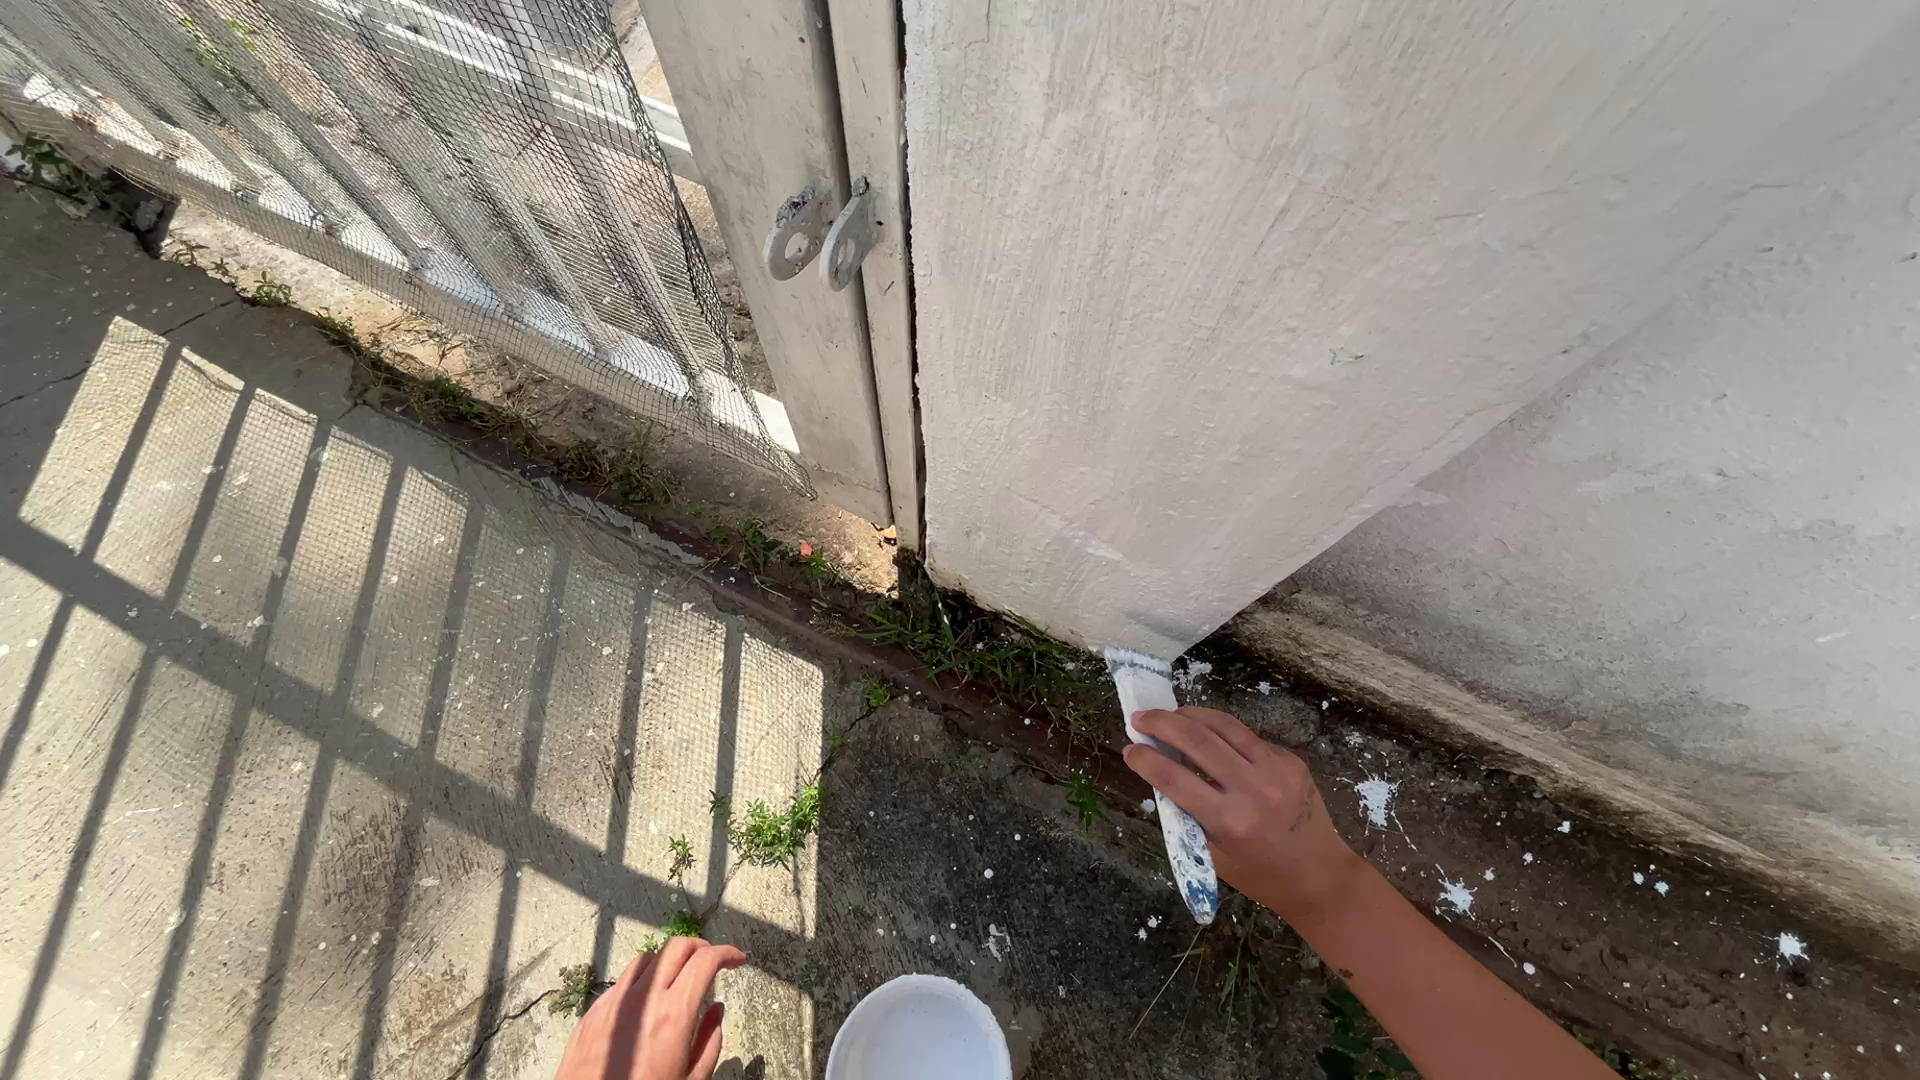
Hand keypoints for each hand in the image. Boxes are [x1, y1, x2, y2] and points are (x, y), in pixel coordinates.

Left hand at [553, 937, 747, 1079]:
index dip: (727, 953)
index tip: (737, 960)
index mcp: (674, 1016)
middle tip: (711, 962)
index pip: (706, 960)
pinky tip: (646, 1003)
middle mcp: (644, 1000)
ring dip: (670, 961)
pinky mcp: (592, 1014)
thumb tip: (716, 1010)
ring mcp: (614, 1004)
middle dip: (700, 948)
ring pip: (648, 959)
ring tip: (678, 980)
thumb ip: (710, 1043)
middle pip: (677, 947)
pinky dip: (642, 981)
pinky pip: (622, 982)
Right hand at [1123, 707, 1359, 923]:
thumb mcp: (1213, 853)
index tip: (1129, 749)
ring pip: (1223, 724)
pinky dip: (1221, 733)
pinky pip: (1246, 736)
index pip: (1174, 777)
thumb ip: (1188, 812)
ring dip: (1189, 714)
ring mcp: (1276, 769)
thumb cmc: (1260, 875)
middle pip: (1196, 739)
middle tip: (1140, 718)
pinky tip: (1209, 738)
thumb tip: (1162, 771)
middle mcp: (1254, 789)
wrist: (1322, 877)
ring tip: (1170, 716)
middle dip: (1161, 722)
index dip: (1145, 759)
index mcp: (1230, 820)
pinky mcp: (1290, 759)